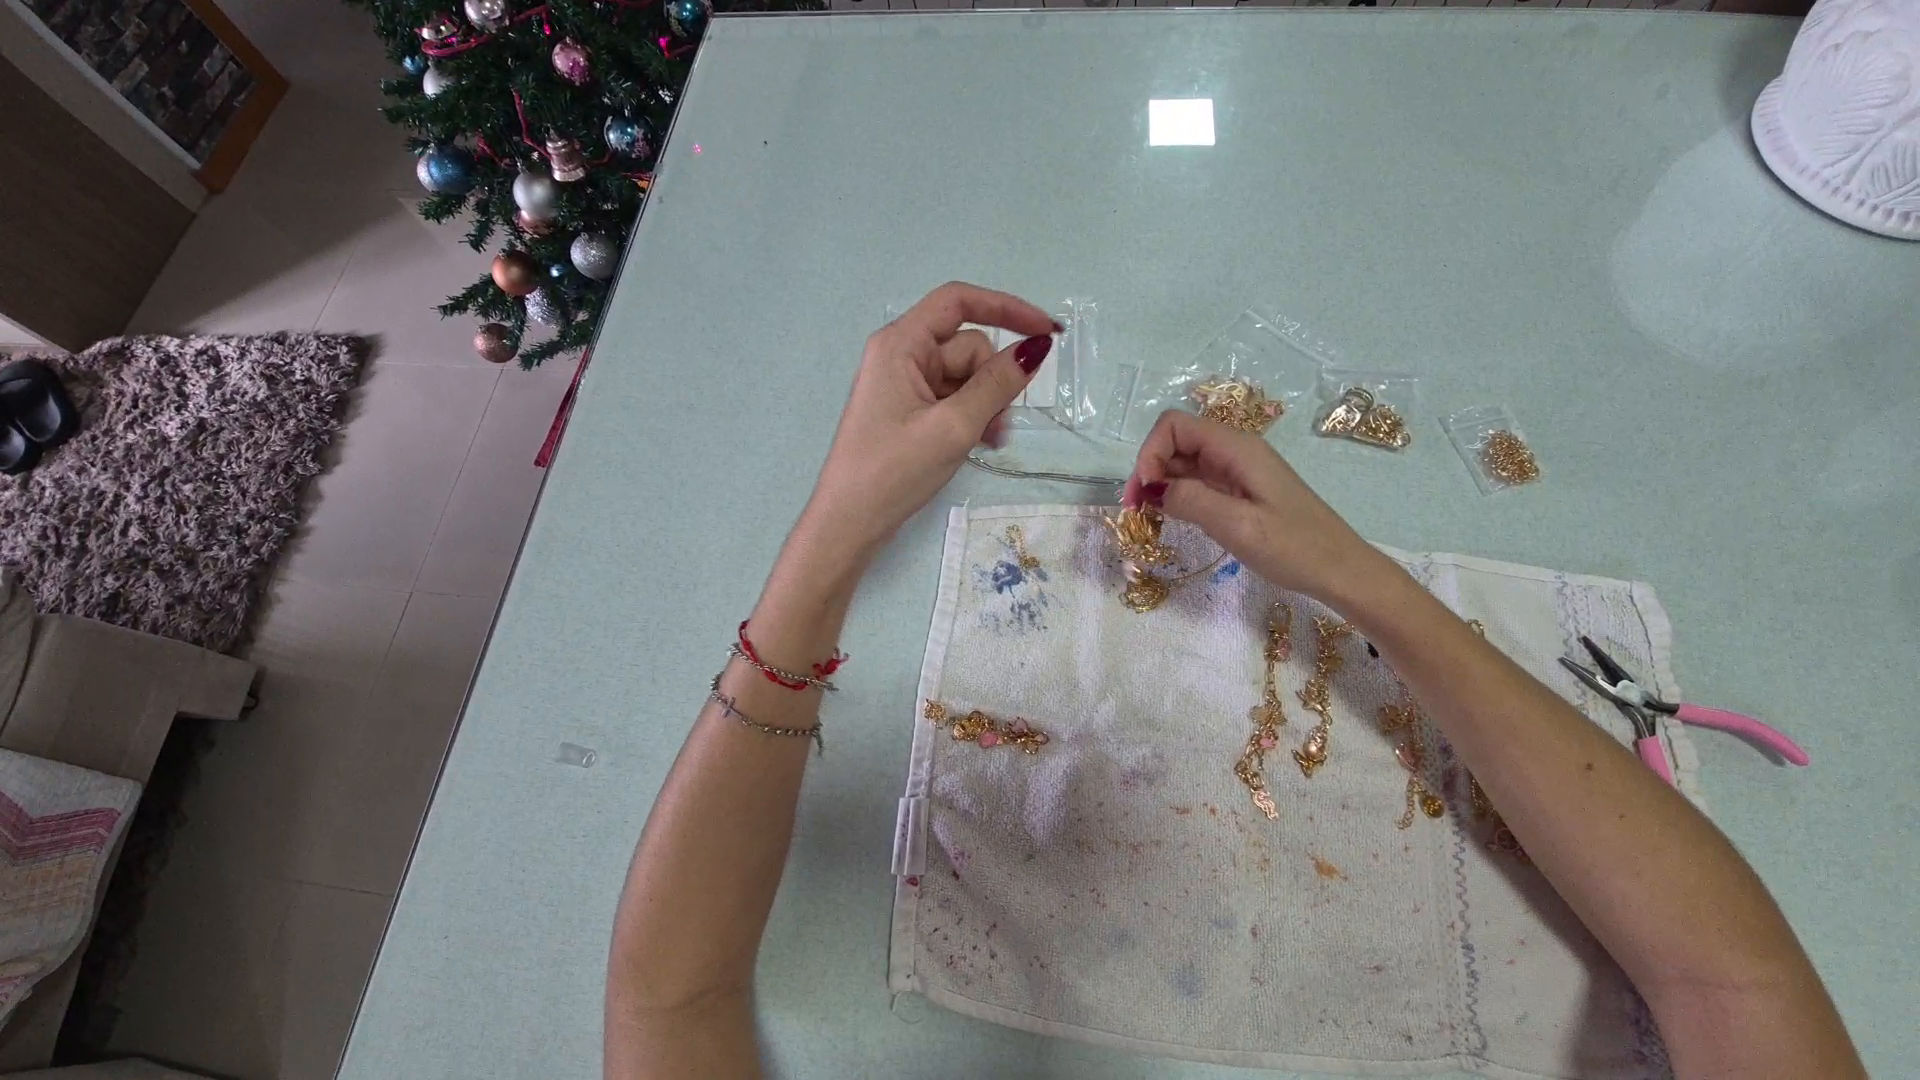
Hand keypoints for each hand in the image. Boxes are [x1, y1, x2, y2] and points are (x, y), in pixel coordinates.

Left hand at [803, 282, 1056, 554]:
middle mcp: (901, 354)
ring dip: (986, 403)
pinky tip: (980, 443)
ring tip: (988, 442)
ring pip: (966, 376)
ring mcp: (904, 384)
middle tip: (999, 424)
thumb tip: (1035, 348)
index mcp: (901, 344)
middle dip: (993, 380)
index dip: (1007, 308)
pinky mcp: (909, 410)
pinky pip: (953, 398)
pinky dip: (972, 415)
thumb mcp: (953, 427)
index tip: (1046, 331)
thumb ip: (997, 385)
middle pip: (967, 346)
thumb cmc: (893, 471)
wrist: (849, 522)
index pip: (959, 301)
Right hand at [1122, 410, 1387, 601]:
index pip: (1174, 426)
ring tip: (1150, 519)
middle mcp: (1234, 452)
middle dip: (1148, 470)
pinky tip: (1173, 519)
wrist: (1341, 571)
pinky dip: (1177, 496)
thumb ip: (1191, 501)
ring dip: (1160, 485)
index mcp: (1237, 449)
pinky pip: (1197, 483)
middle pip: (1175, 442)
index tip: (1143, 493)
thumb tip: (1151, 488)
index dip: (1150, 452)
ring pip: (1183, 463)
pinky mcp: (1238, 492)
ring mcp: (1237, 472)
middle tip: (1137, 512)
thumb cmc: (1296, 548)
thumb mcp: (1239, 526)